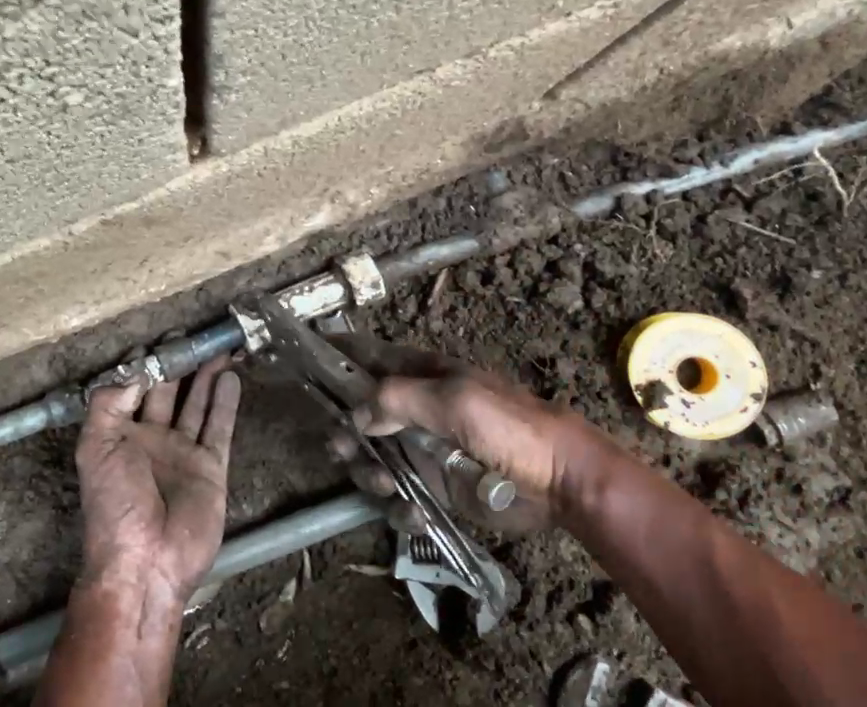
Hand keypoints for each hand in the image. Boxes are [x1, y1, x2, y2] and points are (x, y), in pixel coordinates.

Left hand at [75, 359, 241, 603]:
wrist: (145, 560)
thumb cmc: (114, 503)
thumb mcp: (95, 447)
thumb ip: (109, 403)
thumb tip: (133, 373)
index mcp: (120, 435)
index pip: (133, 390)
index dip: (144, 365)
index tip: (155, 339)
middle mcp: (152, 440)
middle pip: (168, 393)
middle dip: (178, 365)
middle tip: (189, 336)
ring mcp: (183, 454)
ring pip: (196, 405)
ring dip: (205, 377)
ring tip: (217, 348)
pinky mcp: (210, 469)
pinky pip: (218, 429)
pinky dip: (225, 403)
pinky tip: (229, 378)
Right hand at [325, 335, 599, 517]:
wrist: (562, 482)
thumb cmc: (510, 427)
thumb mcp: (453, 399)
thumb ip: (397, 398)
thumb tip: (354, 413)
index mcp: (419, 374)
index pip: (366, 355)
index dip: (336, 356)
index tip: (304, 363)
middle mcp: (412, 409)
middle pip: (356, 414)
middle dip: (344, 432)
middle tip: (341, 449)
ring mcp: (420, 449)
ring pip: (370, 457)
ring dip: (367, 471)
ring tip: (383, 484)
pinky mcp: (432, 487)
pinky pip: (397, 495)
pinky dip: (398, 506)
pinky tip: (413, 510)